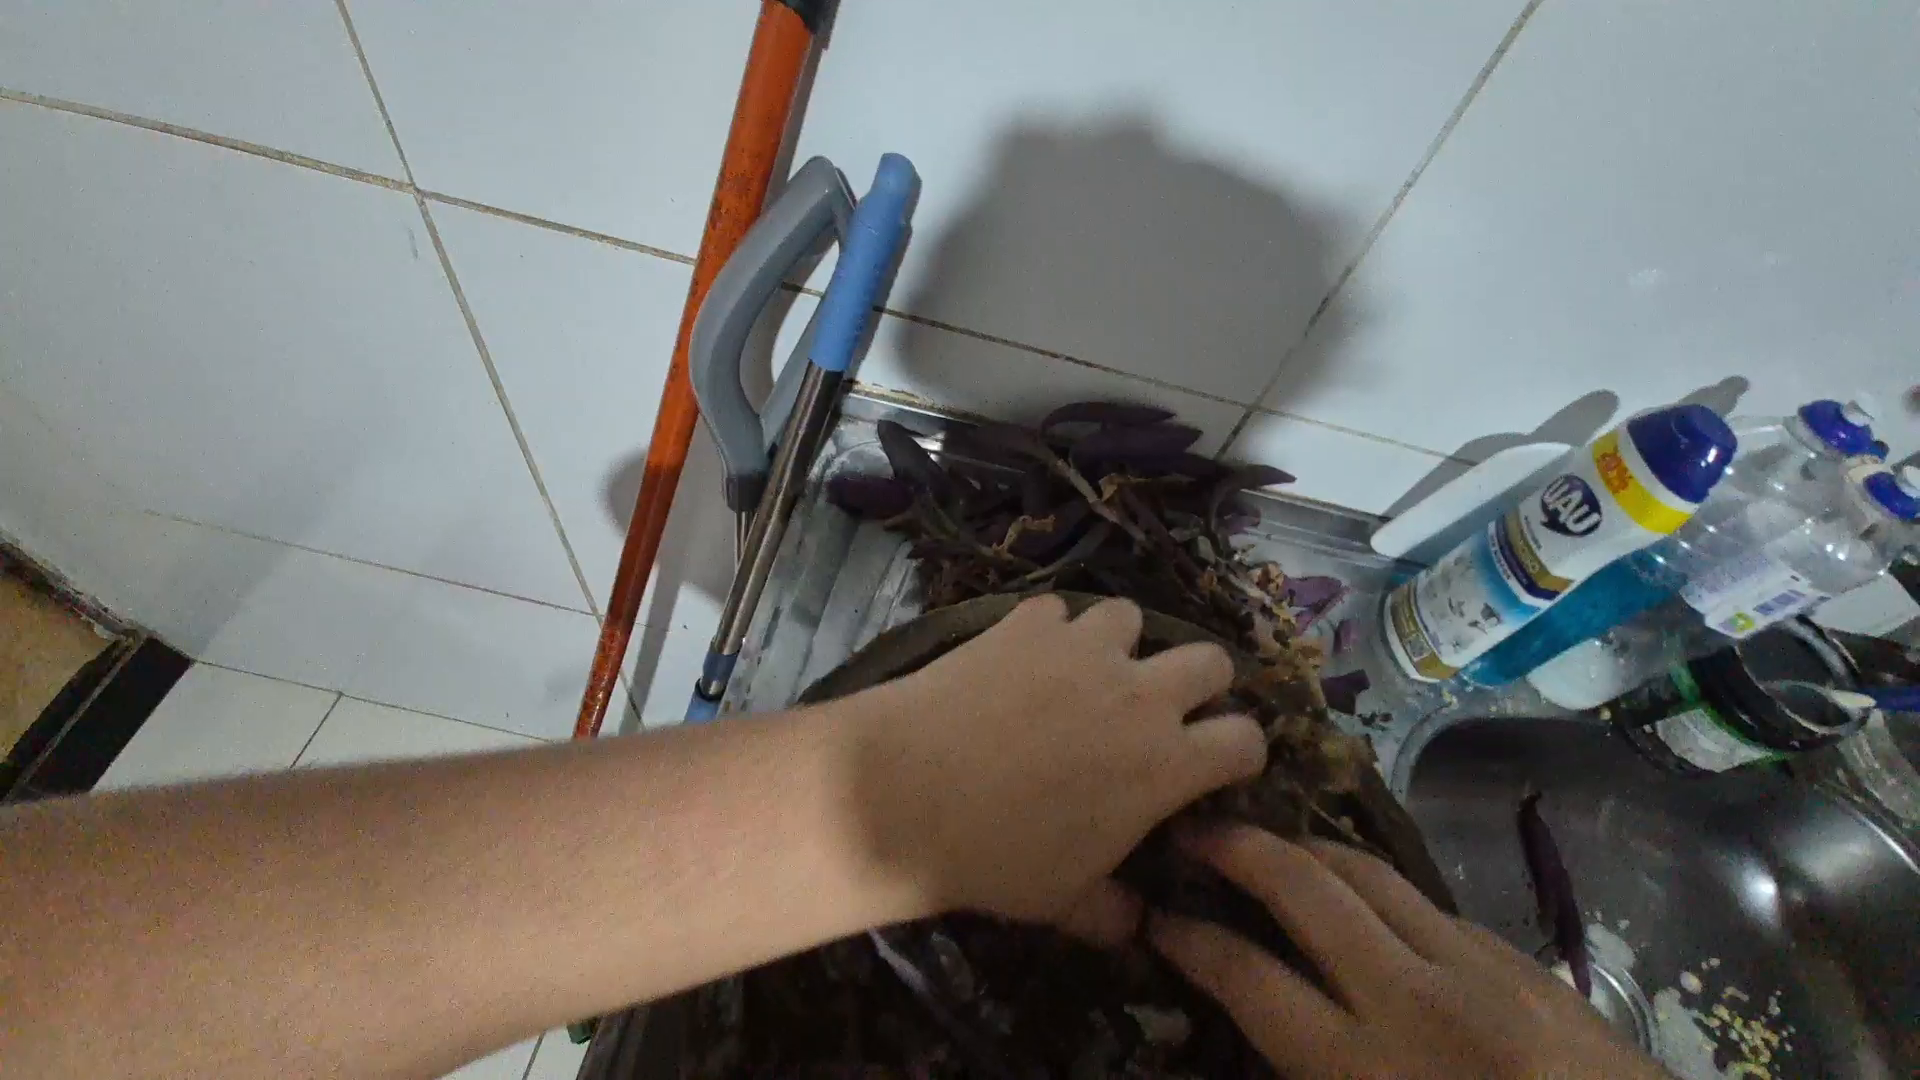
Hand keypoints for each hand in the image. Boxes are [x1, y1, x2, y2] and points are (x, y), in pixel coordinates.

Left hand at [848, 593, 1267, 941]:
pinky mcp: (1027, 623)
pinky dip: (1048, 629)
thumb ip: (1113, 911)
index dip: (1238, 751)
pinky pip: (1056, 610)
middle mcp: (1138, 693)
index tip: (1216, 762)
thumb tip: (1138, 927)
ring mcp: (1082, 648)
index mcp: (1165, 762)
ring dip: (1119, 643)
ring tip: (1086, 669)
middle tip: (1163, 705)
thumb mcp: (1064, 899)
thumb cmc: (997, 855)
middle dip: (1199, 681)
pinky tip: (1021, 654)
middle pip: (1210, 660)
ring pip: (1131, 616)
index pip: (1245, 740)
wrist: (908, 791)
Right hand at [1150, 824, 1668, 1079]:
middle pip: (1302, 887)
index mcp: (1373, 1072)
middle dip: (1235, 847)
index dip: (1191, 941)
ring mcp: (1477, 971)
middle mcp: (1417, 1002)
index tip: (1156, 918)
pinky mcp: (1523, 965)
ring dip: (1299, 847)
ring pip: (1363, 872)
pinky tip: (1356, 899)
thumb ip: (1308, 1075)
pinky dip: (1371, 889)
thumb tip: (1251, 1026)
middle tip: (1190, 829)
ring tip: (1261, 839)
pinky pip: (1422, 903)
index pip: (1249, 979)